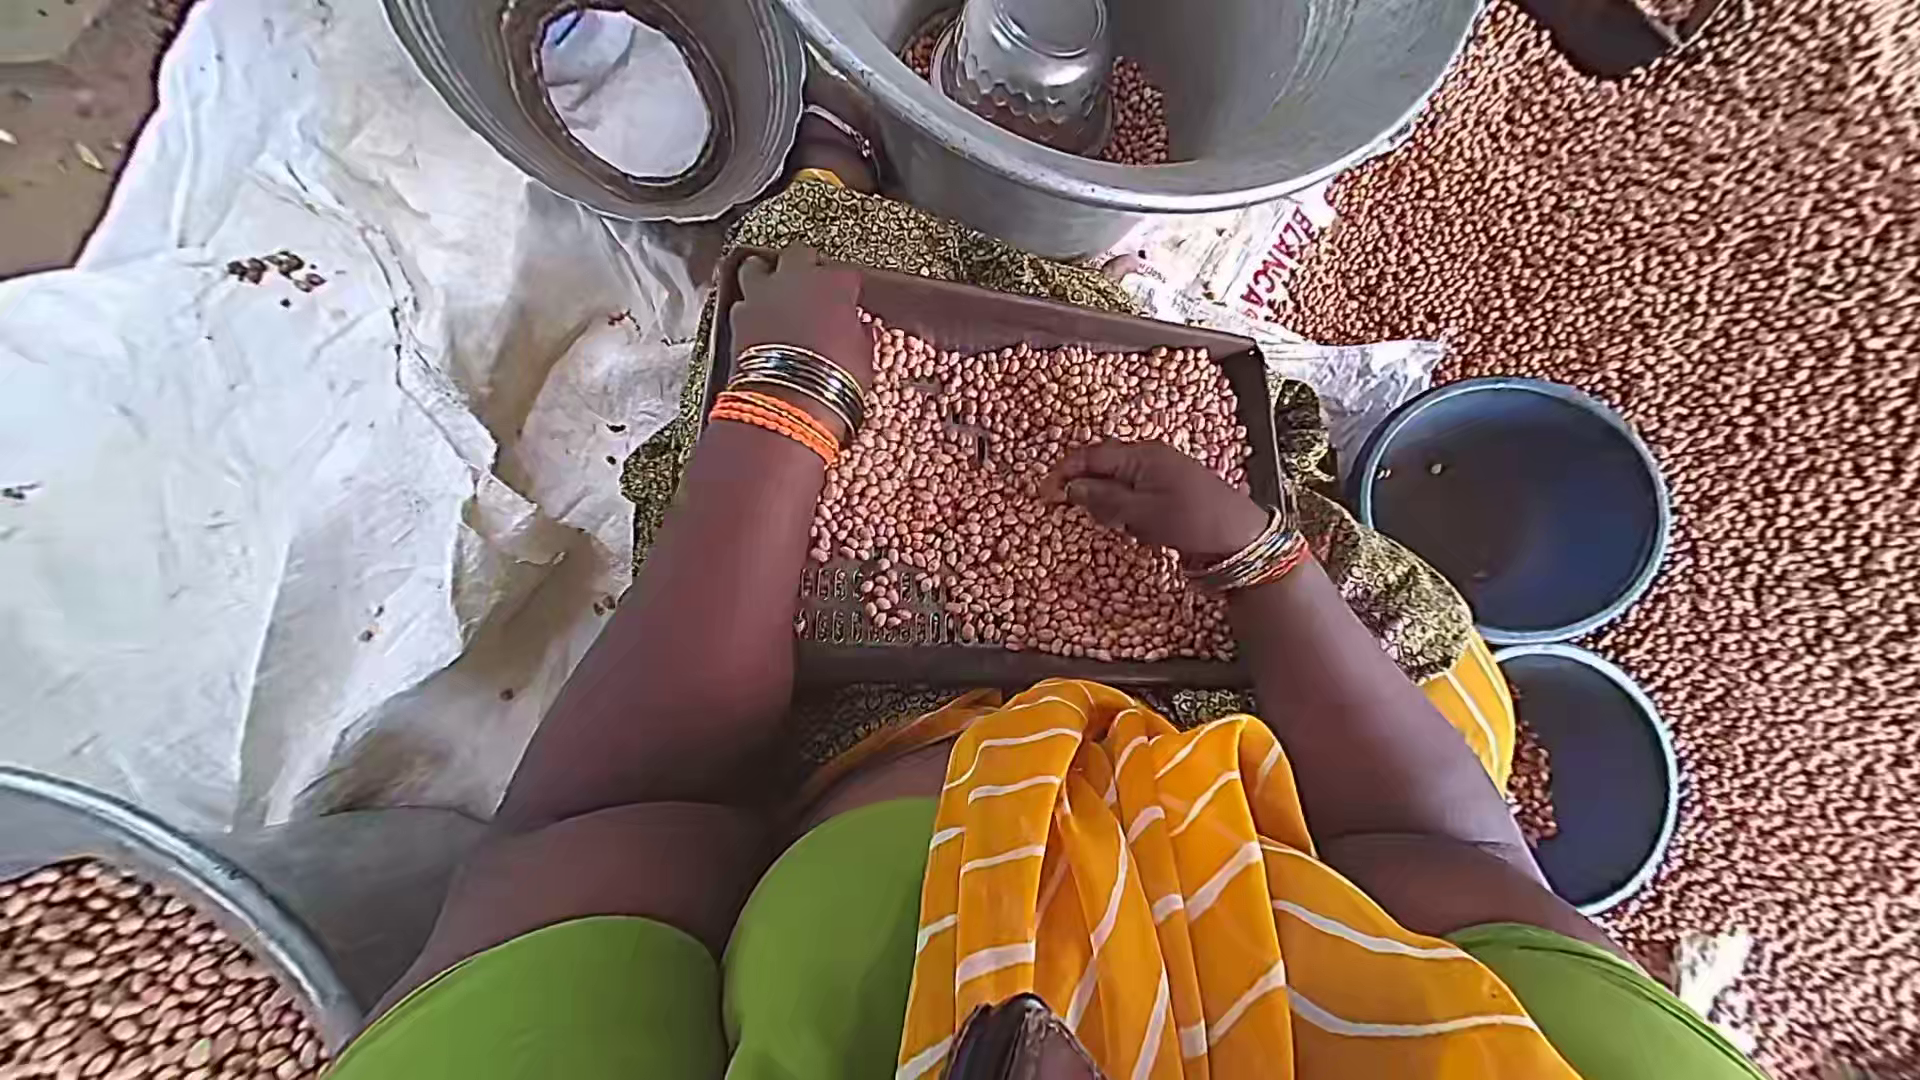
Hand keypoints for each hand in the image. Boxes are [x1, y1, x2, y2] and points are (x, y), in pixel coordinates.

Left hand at [729, 245, 872, 388]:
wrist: (791, 397)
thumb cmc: (835, 377)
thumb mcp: (864, 358)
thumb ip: (863, 335)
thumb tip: (863, 330)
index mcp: (834, 283)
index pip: (846, 275)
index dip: (848, 289)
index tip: (850, 301)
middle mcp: (797, 278)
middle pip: (801, 255)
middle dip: (808, 267)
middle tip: (814, 286)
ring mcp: (764, 293)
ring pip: (759, 266)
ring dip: (768, 275)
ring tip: (776, 291)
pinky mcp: (739, 314)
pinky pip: (743, 301)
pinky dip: (751, 308)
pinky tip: (759, 320)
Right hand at [1040, 440, 1267, 563]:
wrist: (1242, 537)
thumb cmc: (1191, 522)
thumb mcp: (1141, 514)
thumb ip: (1103, 498)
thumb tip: (1071, 487)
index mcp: (1141, 455)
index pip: (1090, 455)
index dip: (1064, 472)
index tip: (1046, 494)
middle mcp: (1150, 457)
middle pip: (1103, 465)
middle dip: (1086, 487)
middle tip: (1077, 512)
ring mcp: (1162, 472)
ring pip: (1118, 481)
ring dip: (1108, 501)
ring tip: (1118, 525)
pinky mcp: (1170, 489)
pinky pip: (1135, 492)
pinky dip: (1126, 507)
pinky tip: (1136, 527)